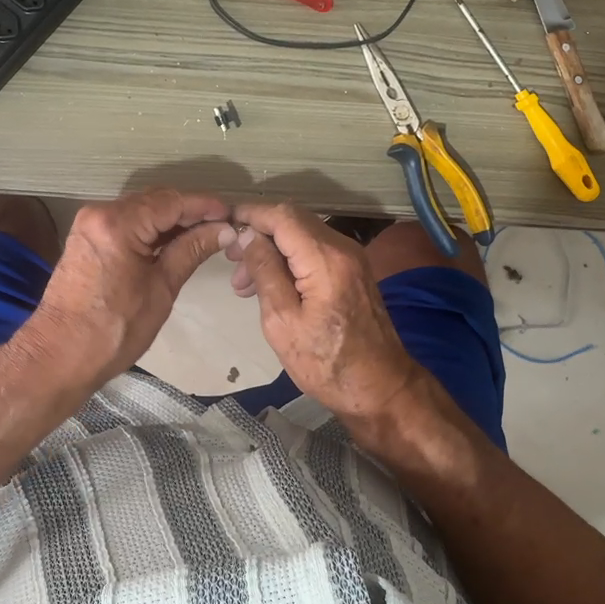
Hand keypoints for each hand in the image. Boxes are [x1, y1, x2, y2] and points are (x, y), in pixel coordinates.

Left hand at [22, 189, 232, 386]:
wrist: (59, 358)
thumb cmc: (113, 330)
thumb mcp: (161, 289)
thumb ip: (192, 250)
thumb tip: (224, 230)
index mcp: (118, 223)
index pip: (172, 201)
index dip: (205, 206)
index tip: (232, 215)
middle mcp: (100, 213)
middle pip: (156, 200)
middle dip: (190, 211)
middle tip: (222, 227)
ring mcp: (90, 224)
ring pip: (142, 210)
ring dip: (171, 220)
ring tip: (204, 235)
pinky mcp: (87, 237)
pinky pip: (127, 222)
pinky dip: (151, 229)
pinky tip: (174, 242)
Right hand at [228, 203, 420, 419]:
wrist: (381, 388)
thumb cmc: (327, 364)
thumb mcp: (282, 322)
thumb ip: (265, 272)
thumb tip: (248, 236)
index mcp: (326, 259)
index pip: (282, 216)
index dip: (251, 215)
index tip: (223, 224)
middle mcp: (343, 247)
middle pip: (293, 220)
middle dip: (258, 233)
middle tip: (231, 262)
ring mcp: (352, 257)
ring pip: (302, 234)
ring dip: (272, 249)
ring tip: (245, 284)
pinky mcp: (353, 270)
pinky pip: (314, 249)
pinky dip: (290, 258)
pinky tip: (270, 284)